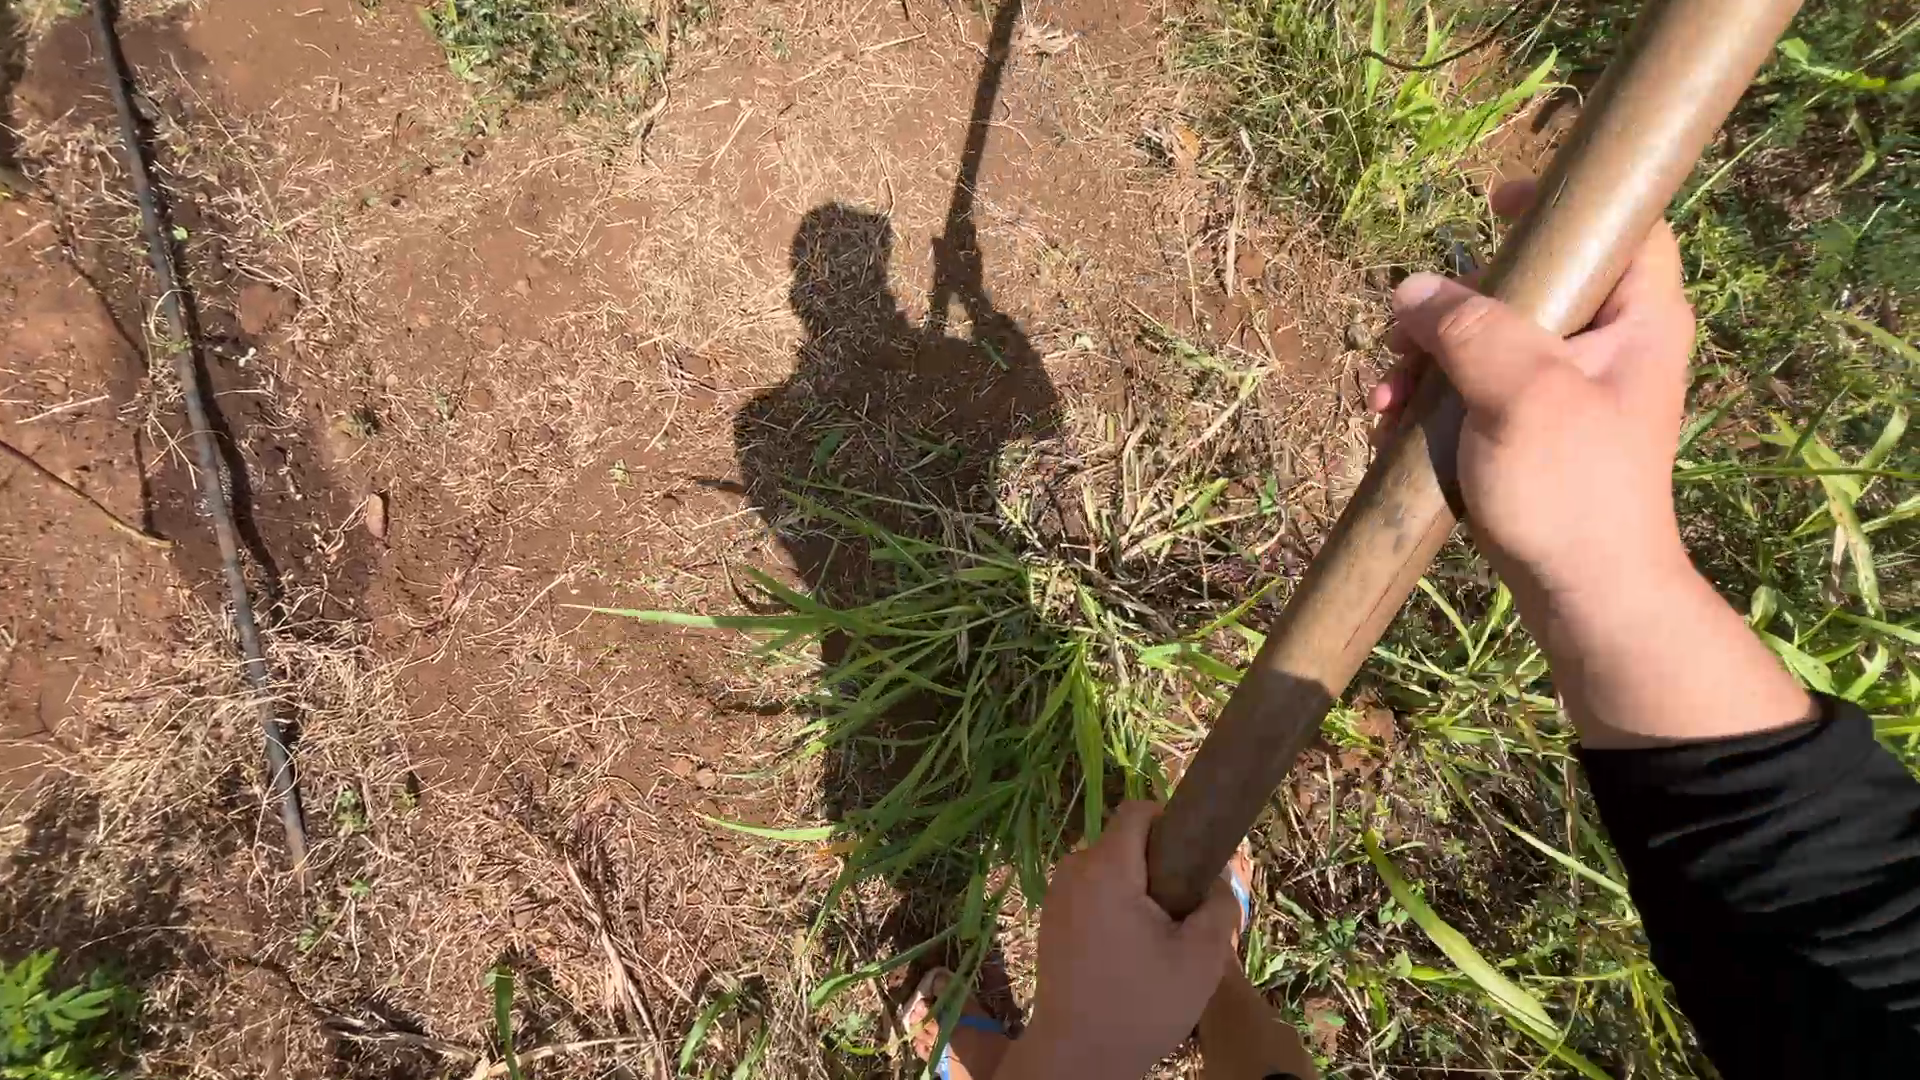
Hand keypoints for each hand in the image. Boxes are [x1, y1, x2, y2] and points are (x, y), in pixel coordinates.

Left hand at [1008, 801, 1239, 1077]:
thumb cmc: (1141, 1004)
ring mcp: (1058, 891)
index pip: (1136, 811)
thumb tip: (1220, 879)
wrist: (1077, 1054)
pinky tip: (1127, 948)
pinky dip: (1112, 904)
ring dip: (1135, 888)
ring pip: (1108, 867)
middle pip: (1124, 841)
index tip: (1191, 857)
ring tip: (1156, 937)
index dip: (1168, 821)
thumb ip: (1219, 907)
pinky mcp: (1051, 914)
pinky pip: (1090, 889)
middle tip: (1181, 910)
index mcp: (1107, 866)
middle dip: (1157, 865)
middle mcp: (1075, 867)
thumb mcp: (1200, 959)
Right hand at [1368, 181, 1697, 607]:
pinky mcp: (1514, 433)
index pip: (1619, 229)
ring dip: (1417, 368)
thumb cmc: (1568, 486)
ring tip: (1380, 403)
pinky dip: (1420, 406)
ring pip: (1474, 349)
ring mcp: (1552, 394)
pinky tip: (1388, 430)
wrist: (1578, 587)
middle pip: (1518, 293)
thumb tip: (1407, 289)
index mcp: (1633, 321)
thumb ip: (1468, 330)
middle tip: (1399, 342)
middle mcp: (1597, 348)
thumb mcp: (1521, 394)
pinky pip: (1459, 396)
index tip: (1495, 201)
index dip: (1563, 205)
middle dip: (1444, 315)